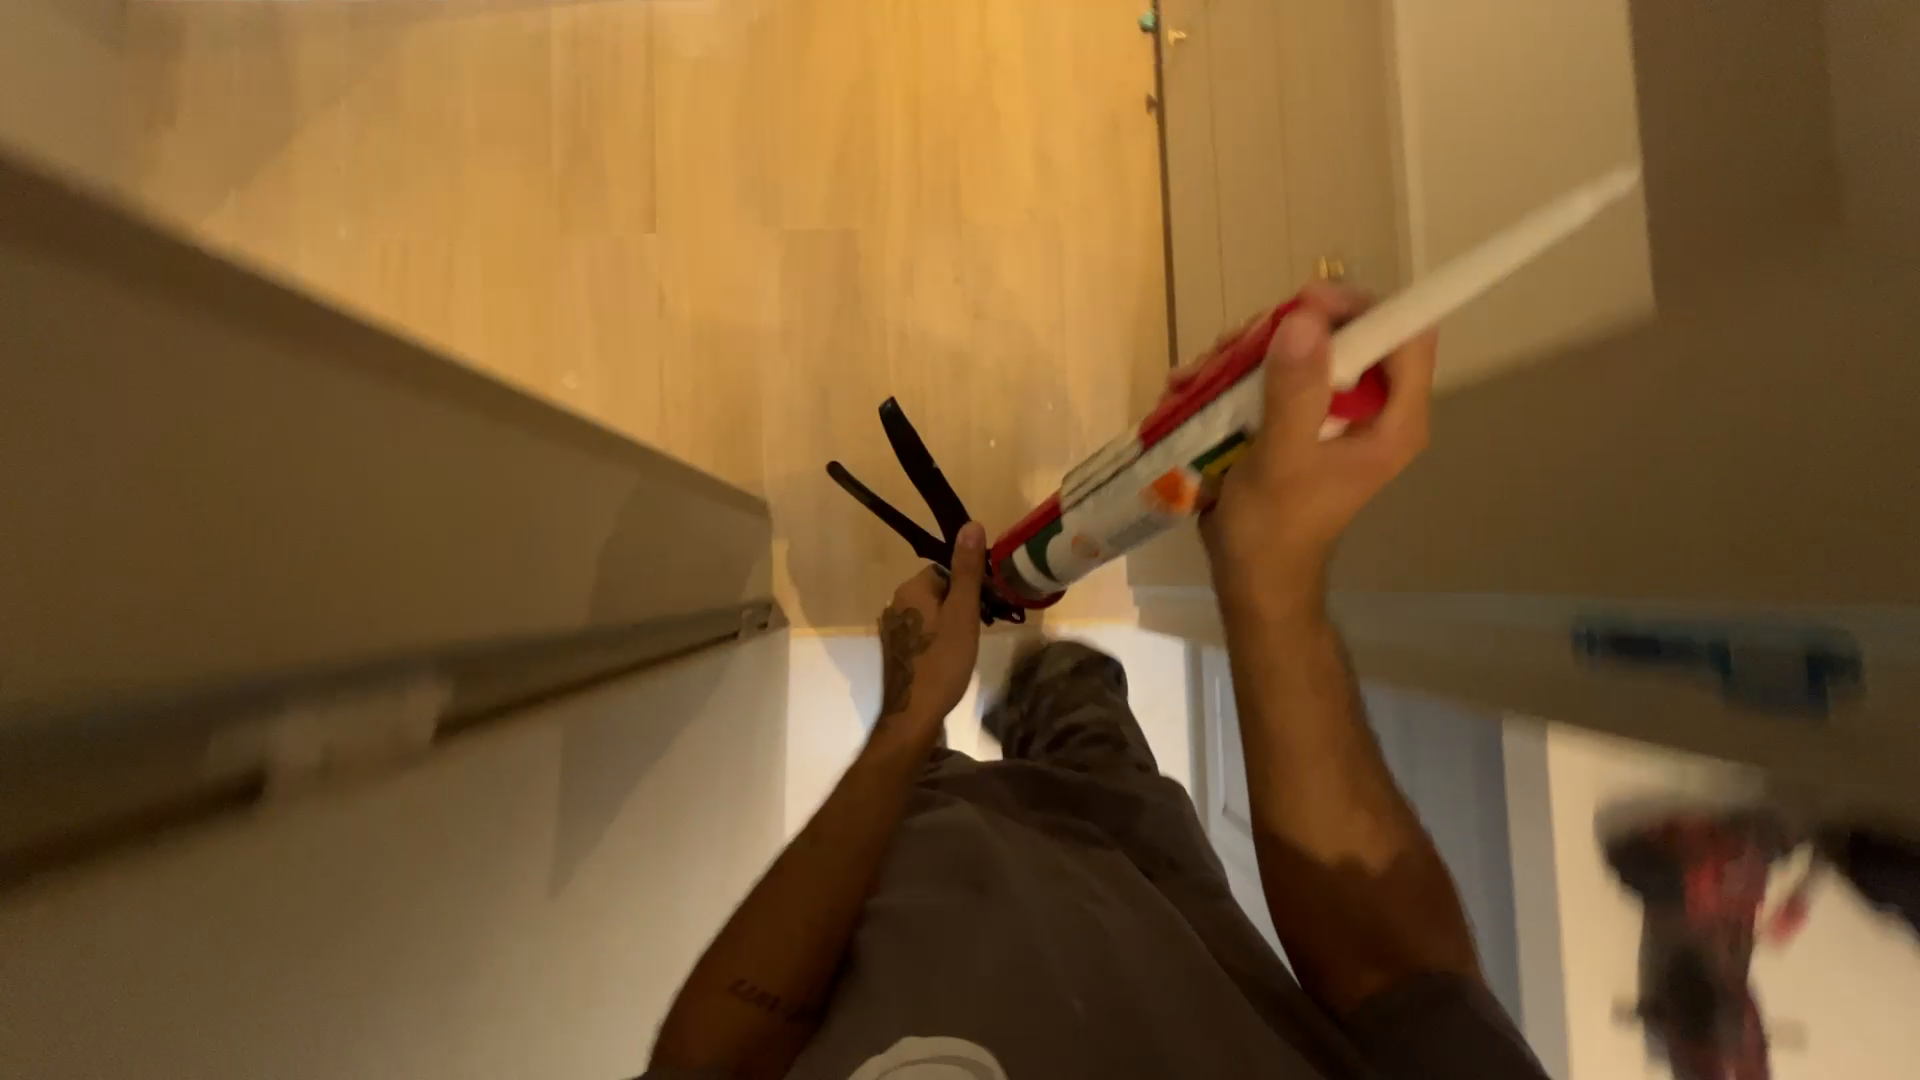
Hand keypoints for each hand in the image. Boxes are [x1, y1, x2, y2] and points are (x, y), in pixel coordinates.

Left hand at [875, 522, 987, 738]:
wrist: (914, 714)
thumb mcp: (963, 613)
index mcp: (910, 589)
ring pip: (932, 613)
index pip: (946, 571)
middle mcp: (896, 603)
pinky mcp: (896, 650)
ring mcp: (893, 628)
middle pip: (939, 591)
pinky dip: (938, 640)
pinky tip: (949, 660)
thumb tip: (972, 524)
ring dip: (951, 624)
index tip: (985, 609)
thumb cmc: (943, 662)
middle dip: (961, 606)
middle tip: (978, 631)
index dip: (969, 587)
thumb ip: (967, 570)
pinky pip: (923, 632)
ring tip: (966, 647)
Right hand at [1193, 282, 1436, 603]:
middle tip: (1229, 347)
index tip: (1301, 304)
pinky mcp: (1285, 422)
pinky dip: (1222, 379)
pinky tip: (1184, 391)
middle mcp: (1363, 409)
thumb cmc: (1273, 529)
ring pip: (1290, 353)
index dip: (1359, 307)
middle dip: (1277, 334)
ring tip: (1190, 378)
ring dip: (1237, 357)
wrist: (1247, 575)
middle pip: (1337, 335)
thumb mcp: (1283, 459)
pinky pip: (1260, 379)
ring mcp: (1321, 414)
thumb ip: (1295, 392)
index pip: (1404, 334)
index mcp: (1390, 419)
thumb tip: (1303, 317)